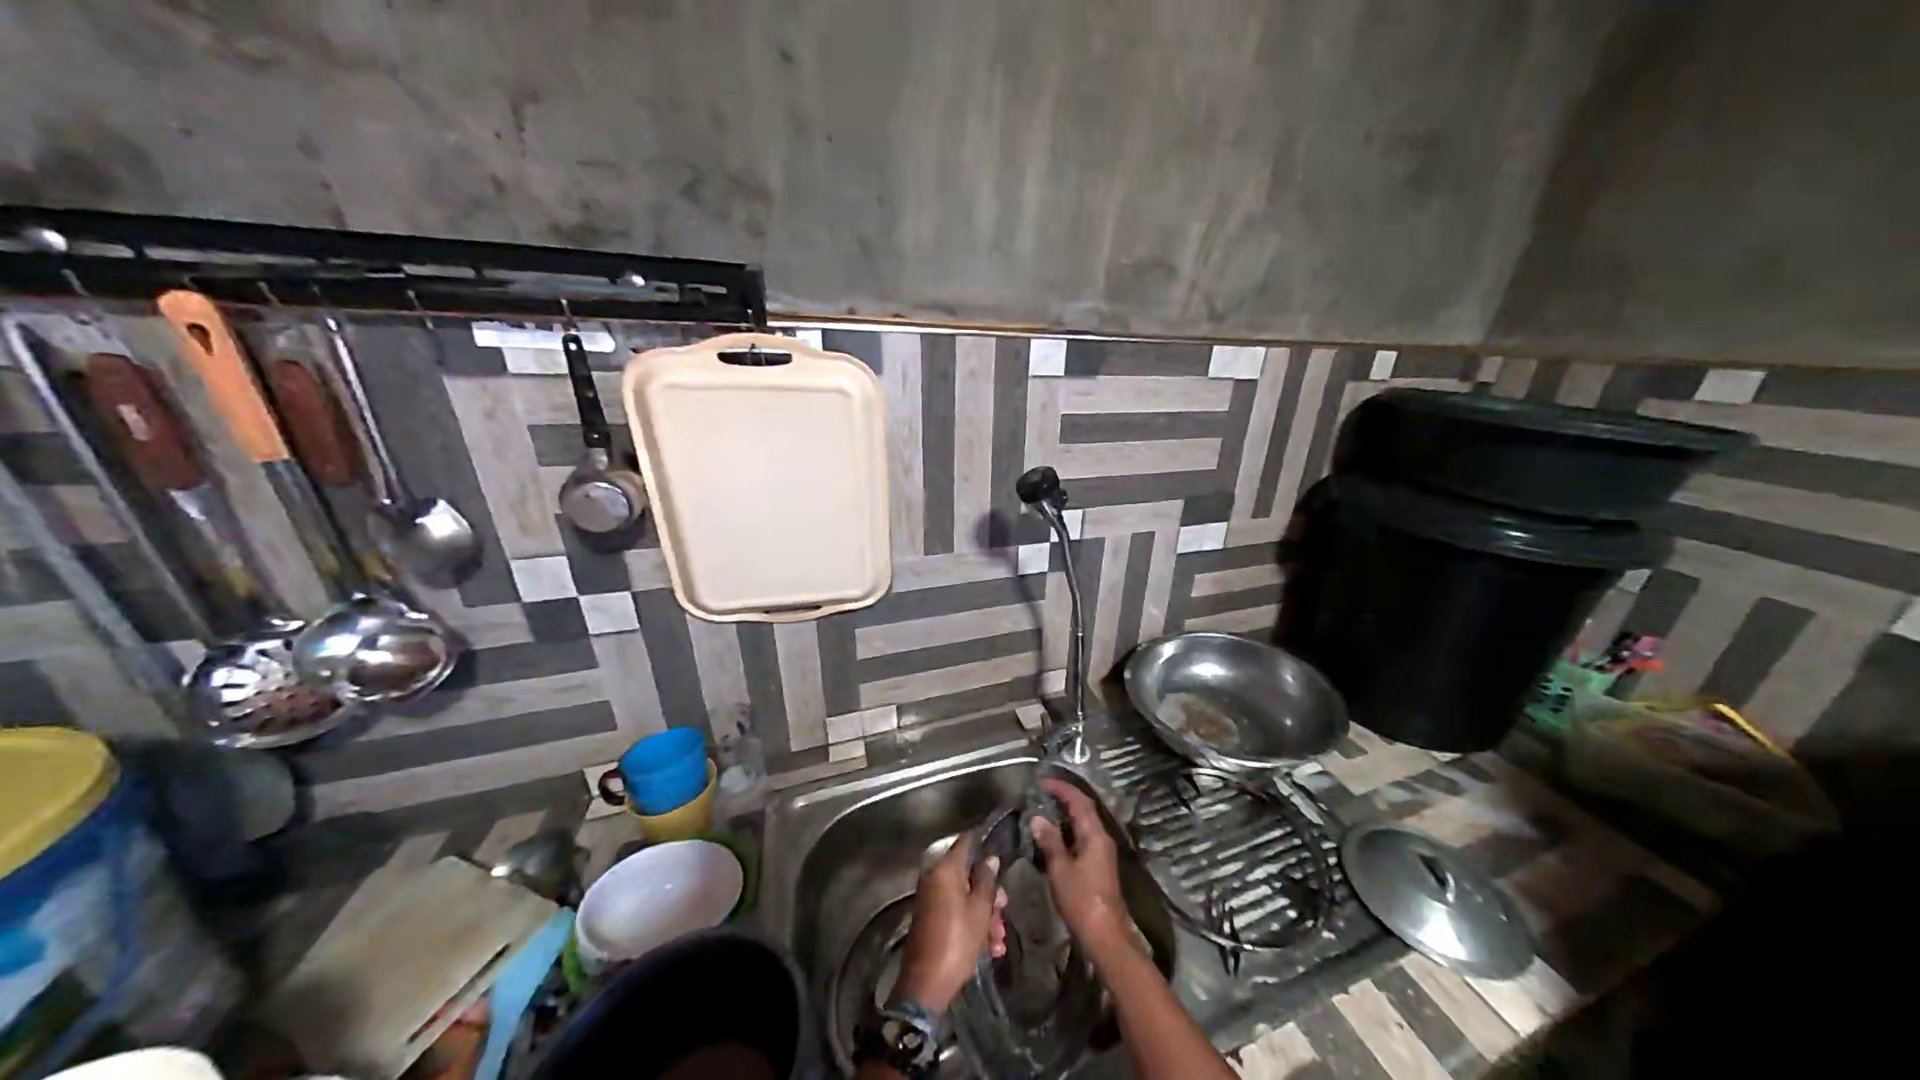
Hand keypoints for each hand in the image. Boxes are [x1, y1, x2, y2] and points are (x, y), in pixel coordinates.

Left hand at [893, 830, 1008, 1013]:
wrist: (927, 985)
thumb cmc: (957, 941)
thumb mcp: (979, 911)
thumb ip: (986, 881)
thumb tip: (990, 859)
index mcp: (944, 870)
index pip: (966, 842)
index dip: (984, 840)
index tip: (1002, 841)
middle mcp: (934, 879)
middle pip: (968, 874)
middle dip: (990, 892)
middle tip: (1004, 909)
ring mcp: (931, 899)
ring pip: (965, 896)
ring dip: (985, 915)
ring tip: (999, 939)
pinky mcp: (932, 919)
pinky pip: (956, 912)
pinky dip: (973, 925)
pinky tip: (990, 948)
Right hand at [1029, 778, 1129, 953]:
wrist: (1105, 935)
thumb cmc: (1082, 900)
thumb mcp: (1061, 870)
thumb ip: (1050, 842)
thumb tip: (1038, 817)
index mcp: (1095, 836)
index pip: (1080, 802)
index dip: (1062, 789)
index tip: (1043, 781)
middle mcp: (1101, 839)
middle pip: (1085, 810)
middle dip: (1065, 797)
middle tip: (1042, 791)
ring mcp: (1101, 853)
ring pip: (1084, 824)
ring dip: (1066, 813)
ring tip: (1043, 808)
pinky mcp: (1098, 865)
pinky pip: (1083, 837)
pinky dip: (1068, 830)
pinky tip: (1053, 836)